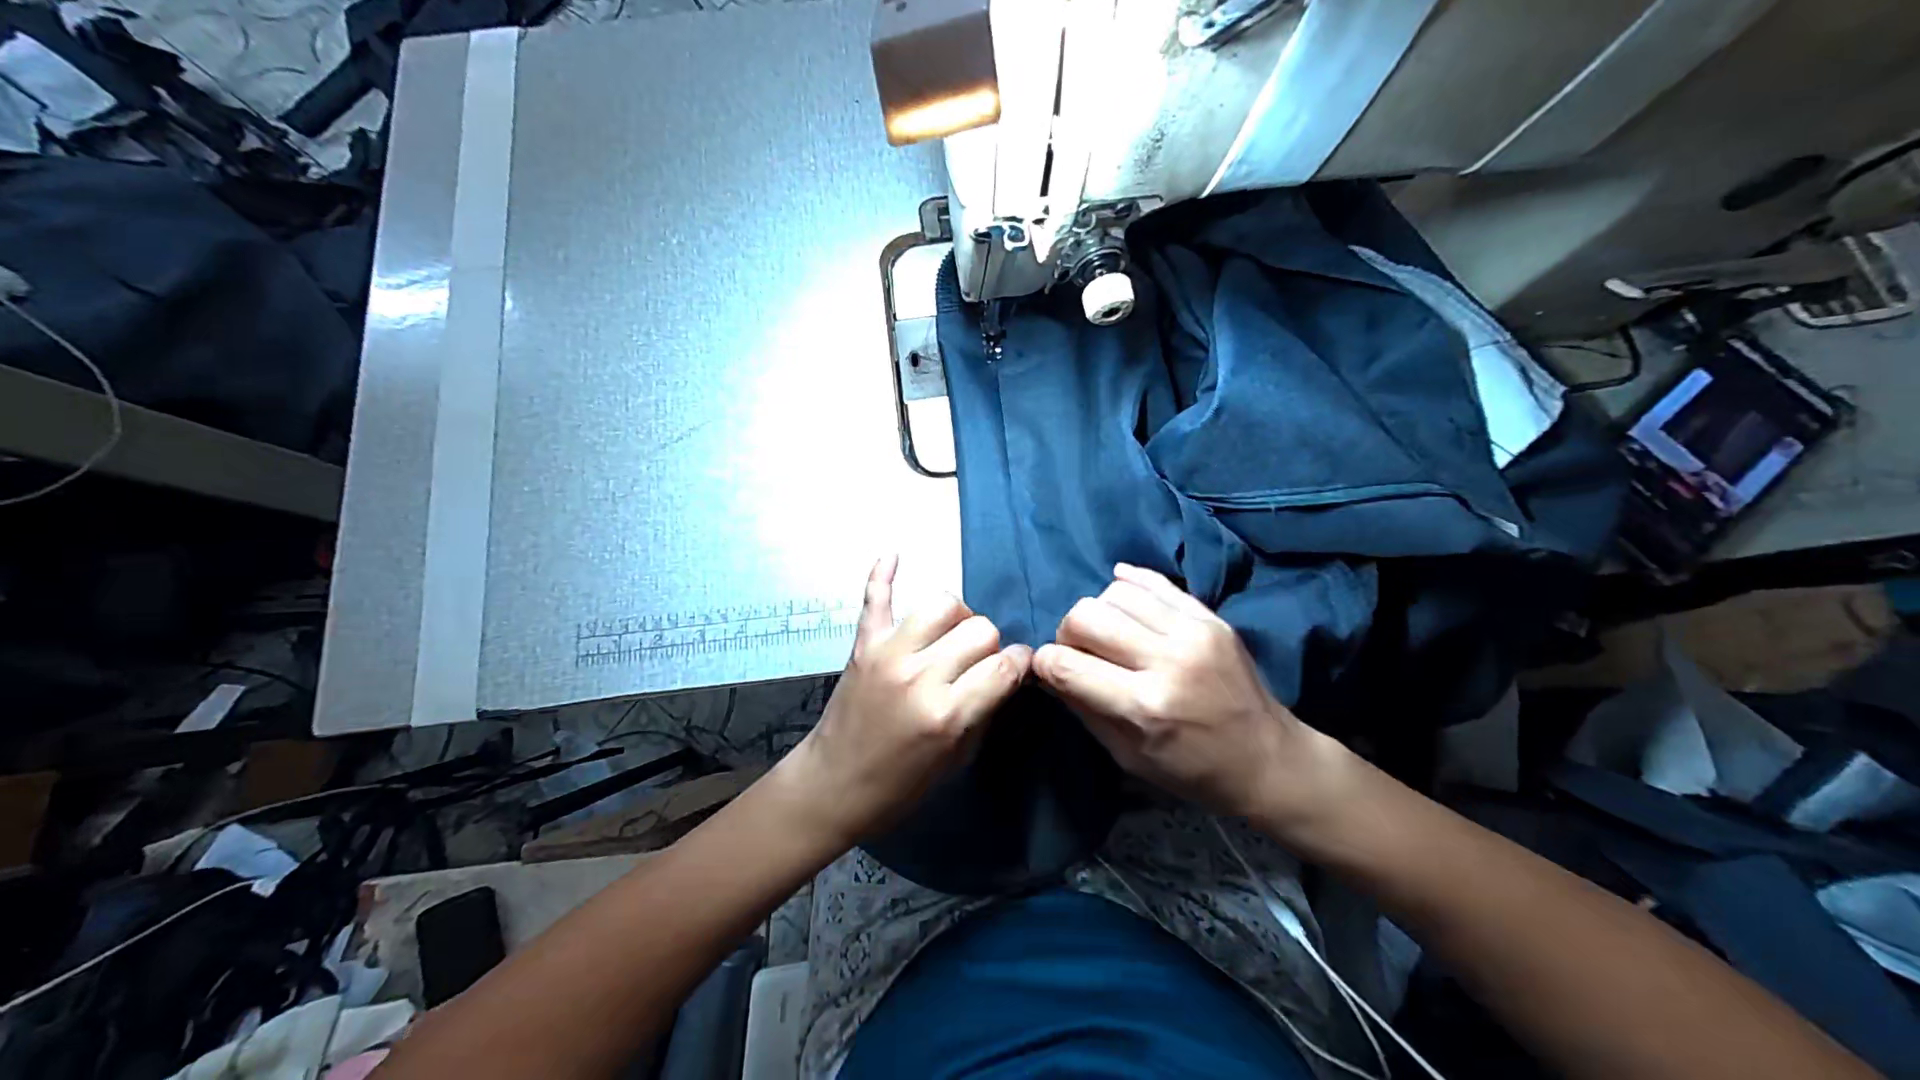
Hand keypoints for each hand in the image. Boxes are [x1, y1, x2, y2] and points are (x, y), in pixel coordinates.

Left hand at [777, 555, 1031, 846]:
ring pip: (943, 603)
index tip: (1017, 666)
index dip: (1020, 663)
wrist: (833, 786)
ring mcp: (887, 654)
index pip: (1004, 666)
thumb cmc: (901, 784)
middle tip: (977, 663)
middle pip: (980, 629)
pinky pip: (875, 598)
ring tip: (950, 635)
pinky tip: (894, 555)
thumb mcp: (957, 759)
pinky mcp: (862, 644)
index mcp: (947, 714)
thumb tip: (1008, 671)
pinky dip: (884, 574)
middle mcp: (919, 676)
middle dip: (989, 645)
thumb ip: (985, 709)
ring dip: (957, 617)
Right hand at [1033, 563, 1348, 826]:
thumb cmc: (1193, 770)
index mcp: (1145, 707)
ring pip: (1115, 592)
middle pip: (1085, 616)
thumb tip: (1046, 671)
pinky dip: (1128, 585)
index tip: (1048, 669)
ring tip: (1109, 634)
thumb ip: (1083, 708)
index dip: (1044, 663)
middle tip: (1079, 652)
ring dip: (1099, 612)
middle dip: (1067, 633)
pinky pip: (1154, 581)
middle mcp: (1167, 661)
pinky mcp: (1210, 617)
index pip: (1066, 664)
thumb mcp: (1128, 756)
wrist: (1269, 759)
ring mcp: (1193, 632)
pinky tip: (1122, 599)